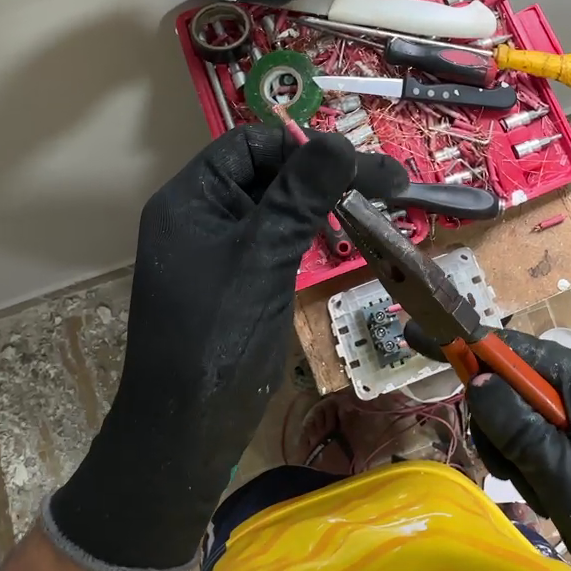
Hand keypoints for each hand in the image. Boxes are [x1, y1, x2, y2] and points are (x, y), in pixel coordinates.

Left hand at [45, 125, 404, 570]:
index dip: (301, 146)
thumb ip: (299, 197)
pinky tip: (344, 232)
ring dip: (321, 200)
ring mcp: (219, 247)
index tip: (355, 161)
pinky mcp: (238, 276)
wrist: (189, 427)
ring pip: (277, 205)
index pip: (250, 146)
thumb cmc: (219, 335)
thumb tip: (339, 142)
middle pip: (266, 172)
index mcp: (191, 198)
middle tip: (382, 182)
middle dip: (320, 173)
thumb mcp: (264, 256)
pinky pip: (277, 237)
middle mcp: (202, 214)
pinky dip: (311, 230)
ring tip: (376, 201)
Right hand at [465, 330, 570, 570]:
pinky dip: (554, 456)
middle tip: (516, 478)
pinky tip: (568, 496)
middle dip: (506, 424)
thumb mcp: (566, 485)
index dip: (464, 342)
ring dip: (531, 450)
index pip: (515, 347)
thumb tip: (477, 379)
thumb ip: (517, 429)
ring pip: (546, 409)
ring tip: (552, 499)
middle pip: (527, 381)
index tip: (416, 333)